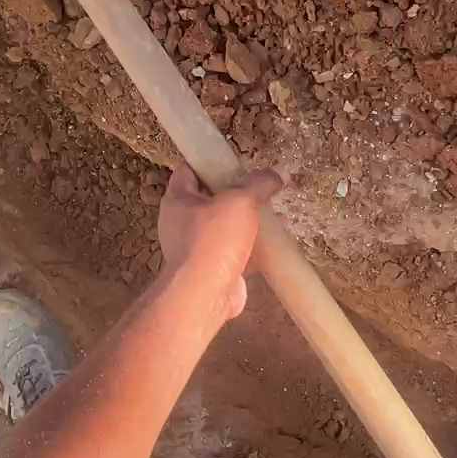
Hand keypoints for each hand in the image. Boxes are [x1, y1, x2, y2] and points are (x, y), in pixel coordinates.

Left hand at [156, 163, 283, 319]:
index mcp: (178, 200)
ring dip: (246, 223)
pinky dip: (251, 249)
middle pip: (209, 200)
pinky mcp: (212, 270)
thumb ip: (258, 184)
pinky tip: (273, 244)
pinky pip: (233, 253)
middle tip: (260, 191)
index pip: (188, 171)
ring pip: (223, 228)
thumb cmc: (213, 240)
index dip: (210, 163)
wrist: (205, 294)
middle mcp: (181, 223)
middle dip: (235, 196)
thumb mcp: (239, 201)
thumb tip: (279, 173)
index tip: (235, 163)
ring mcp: (195, 249)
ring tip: (272, 215)